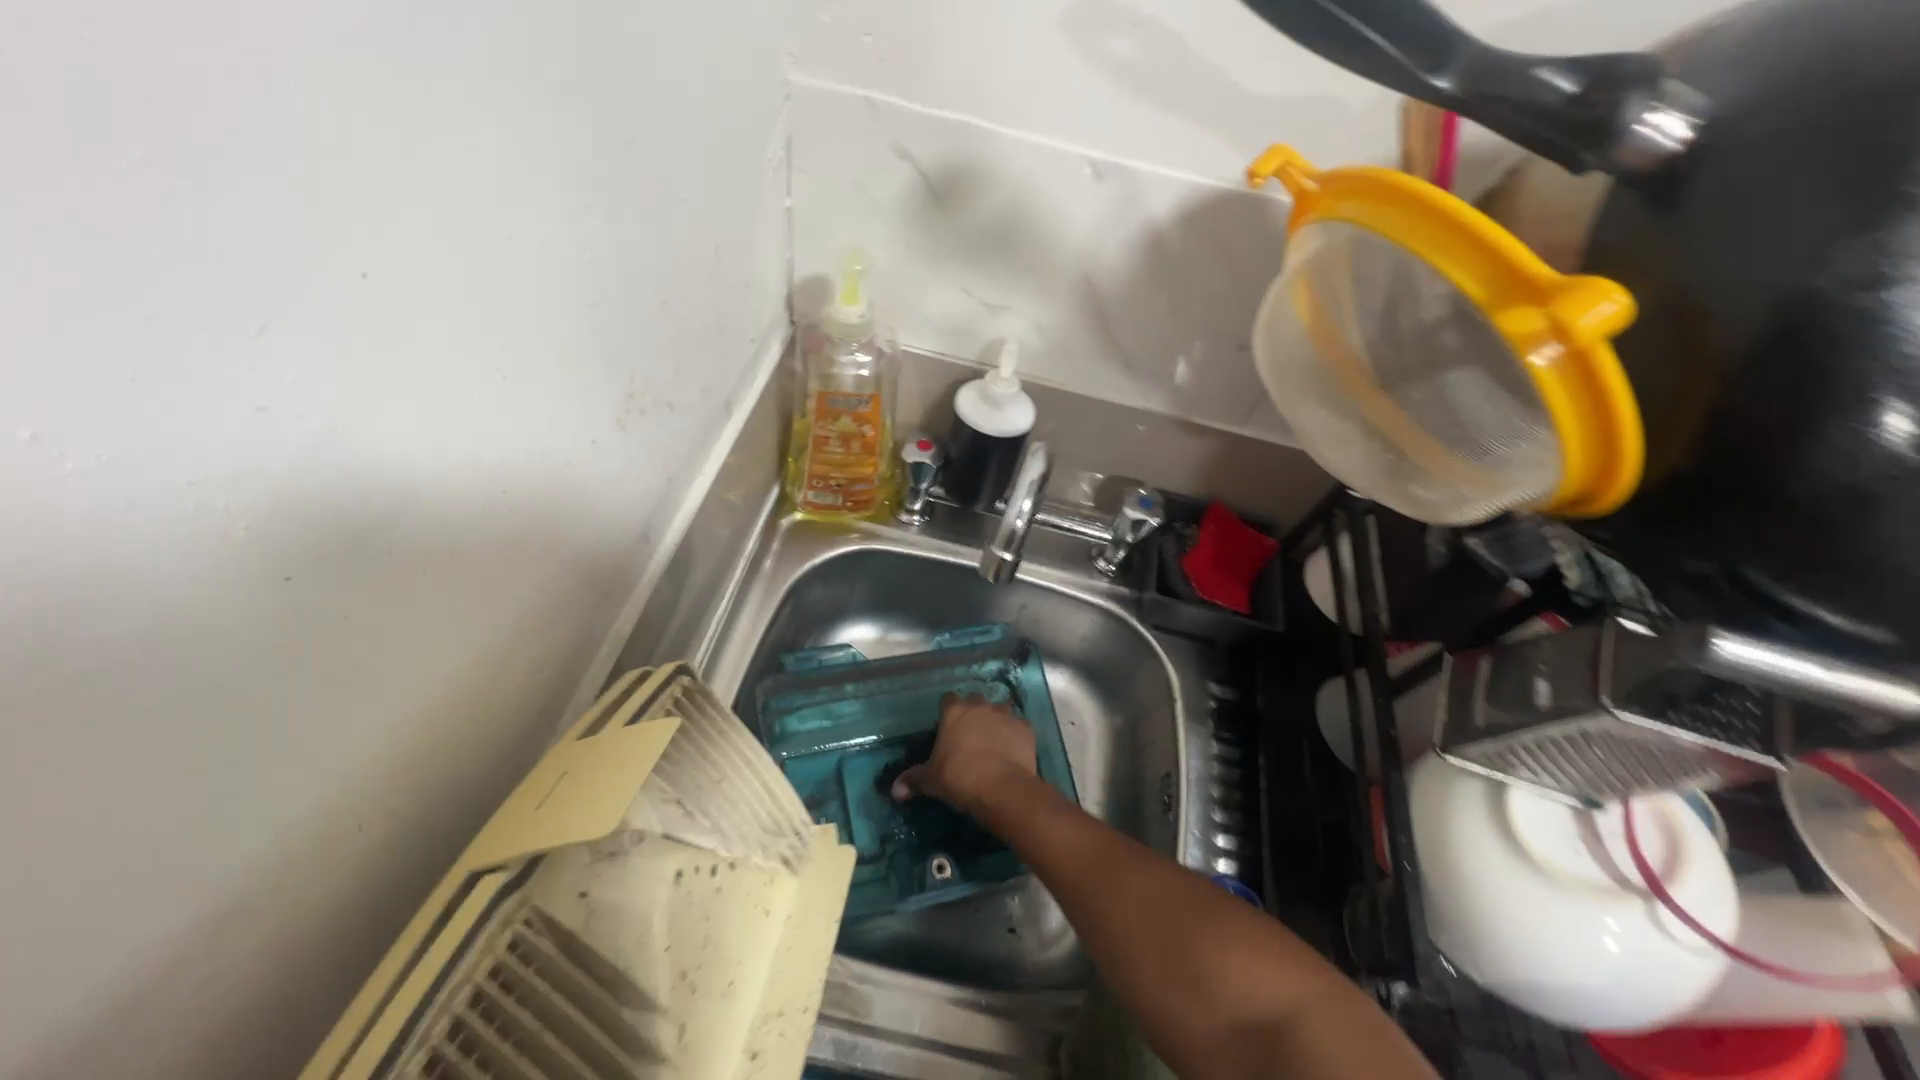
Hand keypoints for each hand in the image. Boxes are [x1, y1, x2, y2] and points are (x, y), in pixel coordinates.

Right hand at [891, 692, 1038, 813]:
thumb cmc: (959, 778)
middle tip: (970, 734)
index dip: (947, 710)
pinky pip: (1019, 726)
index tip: (946, 726)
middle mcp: (980, 707)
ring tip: (993, 741)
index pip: (948, 699)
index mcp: (954, 712)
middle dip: (973, 712)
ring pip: (1000, 710)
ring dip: (996, 721)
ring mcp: (1006, 715)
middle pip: (975, 700)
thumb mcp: (931, 781)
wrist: (1002, 788)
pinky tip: (1012, 750)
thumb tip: (895, 790)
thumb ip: (913, 780)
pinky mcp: (1026, 729)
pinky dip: (1015, 735)